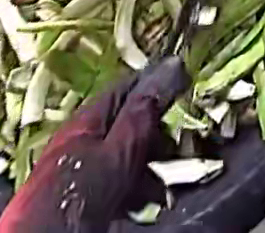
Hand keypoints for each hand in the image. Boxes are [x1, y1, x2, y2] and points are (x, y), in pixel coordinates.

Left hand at [0, 57, 188, 232]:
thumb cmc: (83, 195)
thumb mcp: (121, 149)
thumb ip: (144, 109)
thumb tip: (173, 63)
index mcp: (86, 119)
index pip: (128, 85)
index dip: (158, 85)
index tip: (185, 92)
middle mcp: (80, 140)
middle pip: (126, 122)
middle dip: (156, 132)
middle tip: (179, 145)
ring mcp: (78, 171)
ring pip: (124, 155)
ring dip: (149, 163)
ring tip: (165, 183)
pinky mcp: (81, 201)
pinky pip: (116, 182)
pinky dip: (135, 187)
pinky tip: (147, 200)